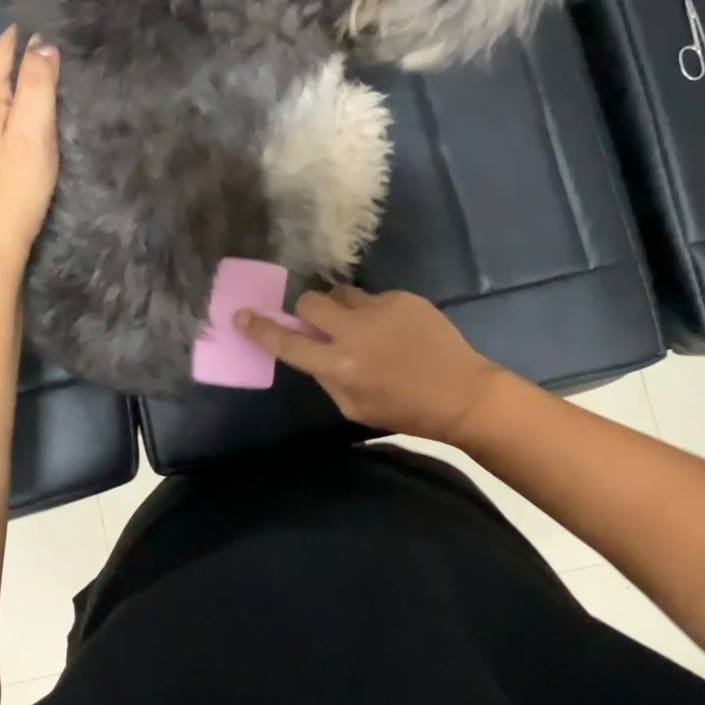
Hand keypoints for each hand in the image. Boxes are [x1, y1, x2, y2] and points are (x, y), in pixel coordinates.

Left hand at [0, 27, 59, 265]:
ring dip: (28, 78)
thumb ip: (36, 82)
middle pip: (3, 72)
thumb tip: (43, 40)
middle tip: (58, 34)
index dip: (20, 32)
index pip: (3, 54)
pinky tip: (44, 109)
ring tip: (56, 65)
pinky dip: (29, 103)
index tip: (44, 12)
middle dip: (26, 52)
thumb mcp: (31, 126)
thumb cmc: (17, 180)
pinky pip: (13, 116)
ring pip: (8, 95)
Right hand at [238, 286, 511, 444]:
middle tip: (318, 324)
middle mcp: (354, 333)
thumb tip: (310, 351)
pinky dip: (374, 312)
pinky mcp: (403, 298)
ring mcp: (380, 310)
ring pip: (341, 293)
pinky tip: (394, 331)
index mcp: (339, 367)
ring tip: (362, 328)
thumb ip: (326, 377)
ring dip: (340, 309)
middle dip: (306, 311)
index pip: (288, 342)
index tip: (241, 314)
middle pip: (309, 302)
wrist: (463, 393)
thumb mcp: (354, 407)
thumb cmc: (406, 411)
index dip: (261, 329)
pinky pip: (373, 297)